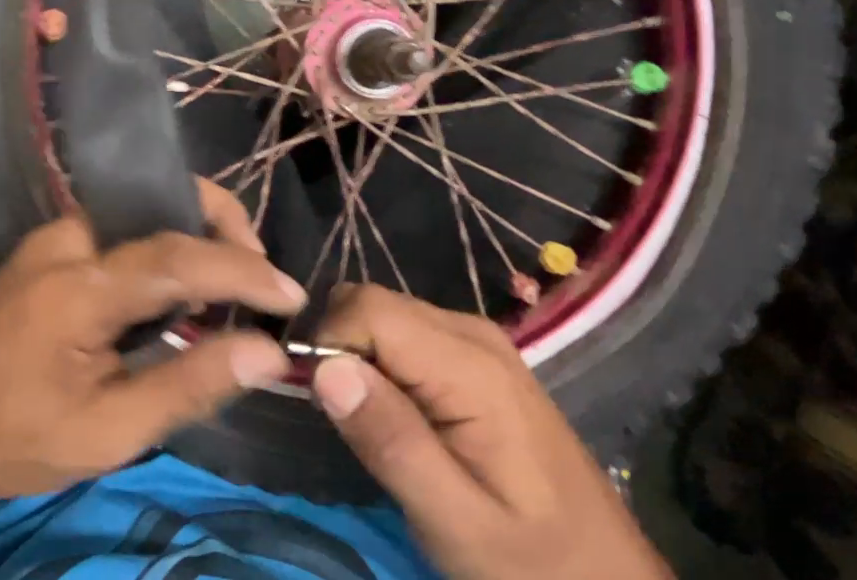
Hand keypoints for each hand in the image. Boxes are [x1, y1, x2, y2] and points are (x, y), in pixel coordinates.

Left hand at [0, 181, 304, 578]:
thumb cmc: (16, 441)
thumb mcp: (110, 431)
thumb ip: (190, 382)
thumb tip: (268, 352)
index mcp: (77, 285)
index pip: (178, 255)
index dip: (243, 270)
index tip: (291, 296)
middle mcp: (64, 241)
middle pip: (159, 204)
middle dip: (221, 226)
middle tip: (260, 277)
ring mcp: (50, 241)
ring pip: (140, 213)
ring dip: (192, 238)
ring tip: (231, 290)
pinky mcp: (45, 252)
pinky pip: (118, 232)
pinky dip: (160, 250)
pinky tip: (179, 294)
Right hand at [310, 285, 670, 579]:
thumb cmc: (534, 563)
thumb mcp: (457, 523)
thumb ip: (392, 442)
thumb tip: (325, 369)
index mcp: (470, 366)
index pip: (366, 307)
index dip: (329, 344)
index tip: (321, 405)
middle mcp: (472, 334)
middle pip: (372, 304)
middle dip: (339, 349)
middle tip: (345, 423)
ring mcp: (478, 344)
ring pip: (383, 316)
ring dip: (357, 359)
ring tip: (368, 426)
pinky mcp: (476, 361)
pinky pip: (404, 337)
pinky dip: (381, 365)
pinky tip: (395, 419)